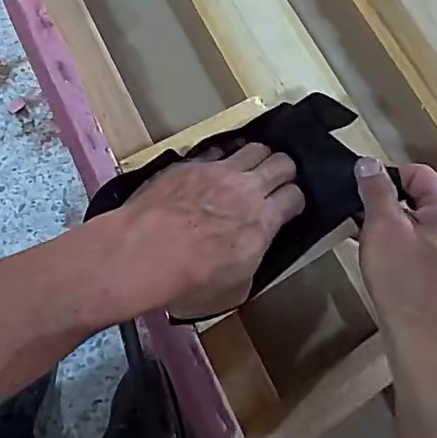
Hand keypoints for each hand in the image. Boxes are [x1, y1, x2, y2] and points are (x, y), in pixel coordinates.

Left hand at [110, 142, 304, 317]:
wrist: (141, 254)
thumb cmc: (189, 281)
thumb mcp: (235, 290)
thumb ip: (252, 264)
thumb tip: (252, 255)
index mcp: (264, 220)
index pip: (295, 196)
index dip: (295, 200)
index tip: (289, 207)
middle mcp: (246, 188)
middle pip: (282, 162)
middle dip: (284, 171)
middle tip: (276, 182)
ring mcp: (217, 170)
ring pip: (252, 147)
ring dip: (257, 156)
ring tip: (250, 168)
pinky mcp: (189, 164)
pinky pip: (215, 151)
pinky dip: (221, 158)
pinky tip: (213, 170)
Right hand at [354, 158, 436, 346]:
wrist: (423, 346)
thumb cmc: (404, 284)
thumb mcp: (382, 228)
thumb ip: (375, 190)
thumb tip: (367, 163)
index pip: (418, 174)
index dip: (386, 178)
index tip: (361, 194)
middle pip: (420, 198)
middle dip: (388, 205)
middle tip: (361, 218)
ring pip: (419, 223)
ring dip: (392, 227)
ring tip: (367, 240)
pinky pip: (423, 246)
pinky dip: (401, 246)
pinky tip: (381, 260)